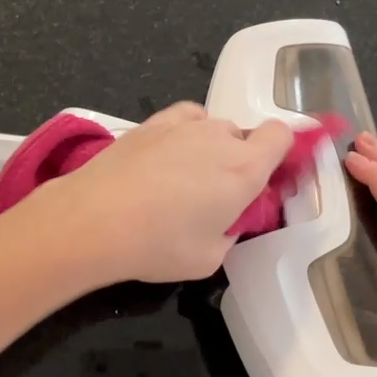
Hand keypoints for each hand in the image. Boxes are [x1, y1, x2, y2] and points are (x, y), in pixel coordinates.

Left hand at [18, 102, 292, 287]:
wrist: (94, 219)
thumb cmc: (158, 244)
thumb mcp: (209, 258)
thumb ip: (230, 232)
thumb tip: (225, 220)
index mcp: (244, 170)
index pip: (282, 136)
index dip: (282, 153)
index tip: (269, 177)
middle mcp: (219, 138)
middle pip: (244, 137)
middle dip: (239, 160)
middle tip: (217, 195)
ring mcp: (183, 125)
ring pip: (212, 128)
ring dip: (209, 148)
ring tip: (183, 180)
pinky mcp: (150, 122)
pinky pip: (185, 118)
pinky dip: (184, 133)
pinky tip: (168, 155)